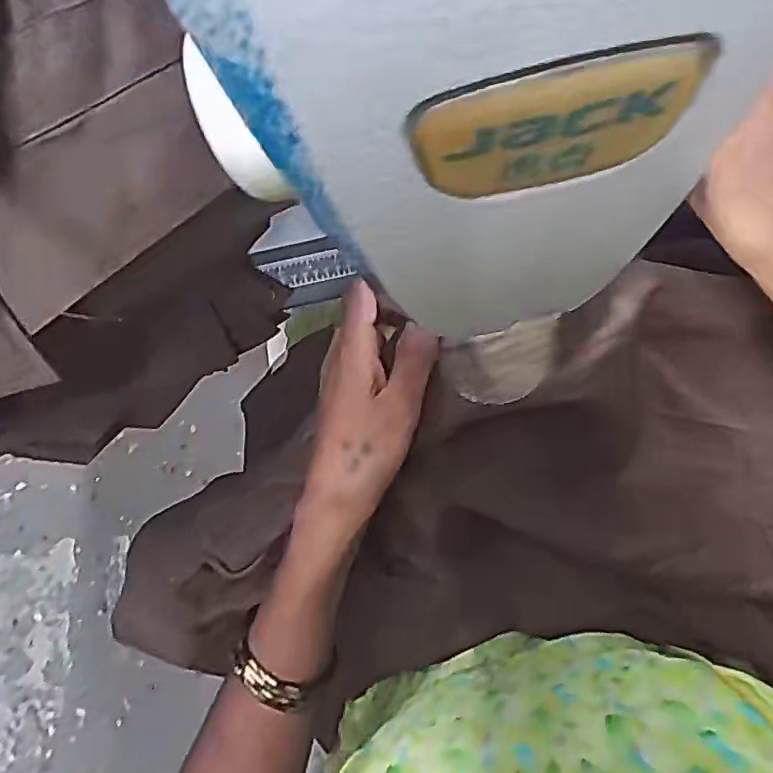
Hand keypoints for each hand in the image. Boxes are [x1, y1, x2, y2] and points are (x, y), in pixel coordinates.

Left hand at [293, 280, 437, 560]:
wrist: (336, 494)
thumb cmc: (368, 450)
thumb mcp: (401, 403)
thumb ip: (414, 358)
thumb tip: (426, 319)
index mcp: (351, 350)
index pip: (361, 294)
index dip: (387, 281)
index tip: (421, 277)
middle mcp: (339, 354)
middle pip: (364, 312)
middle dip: (397, 305)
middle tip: (436, 304)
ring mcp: (339, 373)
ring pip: (367, 334)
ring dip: (394, 330)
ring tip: (431, 327)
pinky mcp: (344, 392)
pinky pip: (366, 356)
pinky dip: (387, 351)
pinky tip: (411, 361)